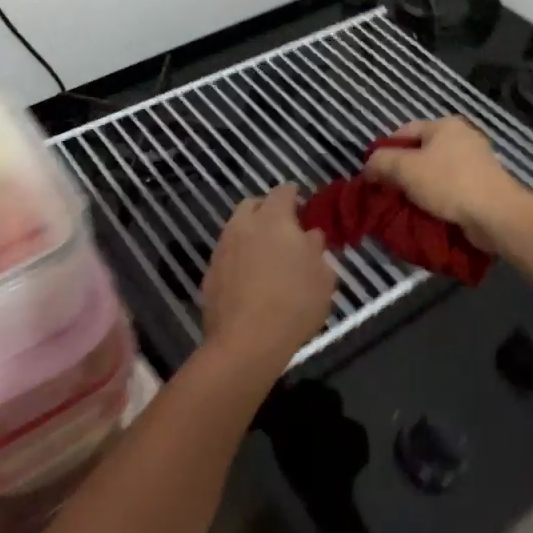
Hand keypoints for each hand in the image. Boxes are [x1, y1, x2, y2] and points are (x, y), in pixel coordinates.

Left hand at [202, 185, 334, 372]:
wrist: (246, 340)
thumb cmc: (294, 304)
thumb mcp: (323, 276)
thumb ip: (316, 249)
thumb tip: (308, 236)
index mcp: (274, 219)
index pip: (283, 192)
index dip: (294, 195)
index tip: (302, 204)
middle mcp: (243, 225)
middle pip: (253, 205)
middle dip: (267, 210)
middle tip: (283, 229)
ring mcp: (222, 248)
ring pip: (236, 229)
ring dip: (250, 235)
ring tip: (266, 256)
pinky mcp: (209, 272)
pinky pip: (227, 255)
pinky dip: (238, 259)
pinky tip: (249, 279)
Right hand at [364, 117, 527, 250]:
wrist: (496, 214)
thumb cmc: (448, 183)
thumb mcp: (405, 169)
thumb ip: (381, 162)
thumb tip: (368, 167)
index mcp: (444, 125)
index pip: (402, 132)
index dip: (384, 151)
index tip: (373, 175)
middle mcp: (461, 137)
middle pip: (419, 152)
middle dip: (401, 172)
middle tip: (387, 191)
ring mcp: (475, 161)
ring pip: (434, 171)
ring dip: (418, 187)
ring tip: (405, 204)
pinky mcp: (482, 183)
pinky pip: (449, 187)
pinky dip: (437, 197)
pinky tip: (427, 210)